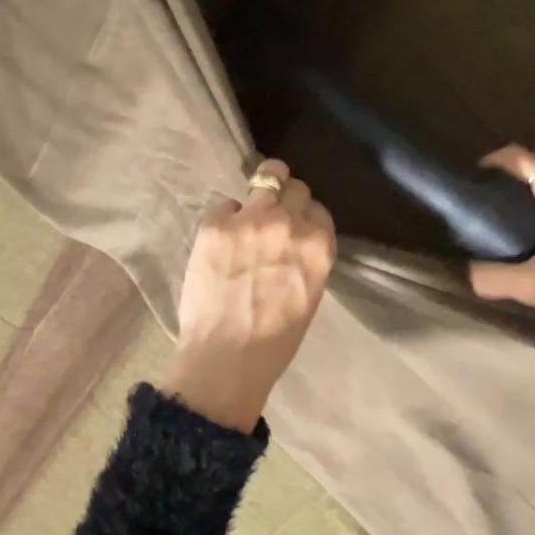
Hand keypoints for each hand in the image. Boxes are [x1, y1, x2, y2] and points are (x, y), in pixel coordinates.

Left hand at [164, 159, 336, 429]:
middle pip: (295, 188)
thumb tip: (296, 242)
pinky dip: (225, 216)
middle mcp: (289, 223)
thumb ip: (307, 260)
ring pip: (265, 176)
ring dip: (260, 190)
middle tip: (272, 219)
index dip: (306, 219)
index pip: (319, 210)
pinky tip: (221, 240)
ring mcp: (251, 219)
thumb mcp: (310, 296)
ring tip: (248, 210)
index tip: (296, 230)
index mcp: (318, 246)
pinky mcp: (216, 224)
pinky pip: (224, 203)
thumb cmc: (275, 341)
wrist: (226, 358)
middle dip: (286, 199)